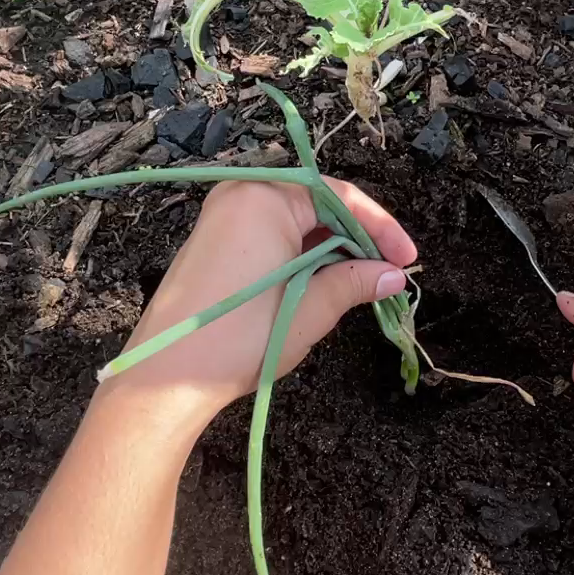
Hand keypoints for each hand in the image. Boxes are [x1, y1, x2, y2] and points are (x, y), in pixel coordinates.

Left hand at [94, 178, 416, 433]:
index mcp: (264, 197)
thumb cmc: (242, 338)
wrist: (165, 379)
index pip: (338, 196)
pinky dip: (301, 256)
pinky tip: (323, 282)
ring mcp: (223, 218)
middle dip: (356, 239)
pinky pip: (270, 236)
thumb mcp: (310, 309)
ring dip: (330, 250)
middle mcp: (241, 196)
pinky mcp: (214, 243)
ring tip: (361, 282)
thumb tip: (393, 275)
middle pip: (316, 206)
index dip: (380, 227)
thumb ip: (355, 282)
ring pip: (294, 224)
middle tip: (388, 272)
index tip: (408, 259)